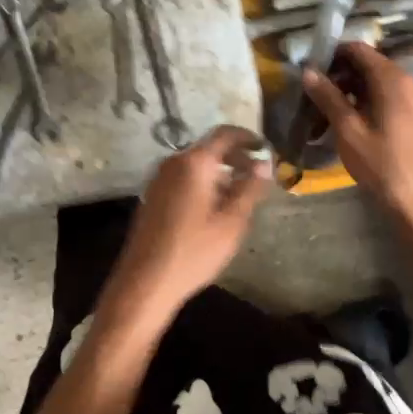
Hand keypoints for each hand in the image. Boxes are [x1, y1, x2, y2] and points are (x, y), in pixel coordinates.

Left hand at [100, 127, 271, 323]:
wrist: (146, 279)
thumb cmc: (194, 250)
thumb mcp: (231, 222)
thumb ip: (249, 188)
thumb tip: (264, 163)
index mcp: (194, 162)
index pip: (225, 134)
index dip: (248, 138)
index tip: (266, 149)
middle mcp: (173, 161)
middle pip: (210, 148)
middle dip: (236, 157)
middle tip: (258, 176)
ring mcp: (159, 177)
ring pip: (196, 164)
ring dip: (220, 172)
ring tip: (241, 195)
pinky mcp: (153, 193)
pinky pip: (184, 177)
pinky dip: (203, 182)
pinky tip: (214, 207)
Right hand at [302, 43, 412, 218]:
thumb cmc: (383, 166)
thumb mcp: (348, 131)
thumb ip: (328, 97)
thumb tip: (307, 70)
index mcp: (391, 79)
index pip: (357, 49)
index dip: (330, 55)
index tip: (308, 71)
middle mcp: (404, 82)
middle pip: (363, 65)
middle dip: (335, 77)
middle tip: (310, 98)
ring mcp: (410, 100)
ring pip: (370, 85)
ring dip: (344, 94)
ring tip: (320, 117)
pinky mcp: (410, 117)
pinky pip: (380, 99)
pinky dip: (359, 106)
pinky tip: (342, 127)